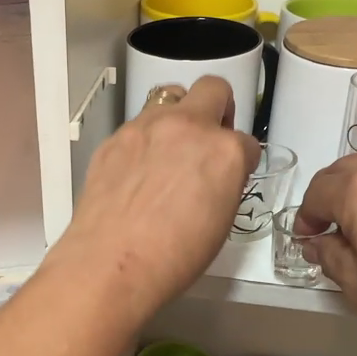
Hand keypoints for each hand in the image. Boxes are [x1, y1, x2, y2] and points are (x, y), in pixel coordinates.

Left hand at [48, 75, 258, 316]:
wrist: (110, 266)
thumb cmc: (172, 259)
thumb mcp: (220, 224)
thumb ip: (224, 185)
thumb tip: (216, 177)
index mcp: (224, 152)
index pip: (245, 142)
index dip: (240, 161)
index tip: (230, 175)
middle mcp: (187, 127)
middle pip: (213, 89)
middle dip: (217, 108)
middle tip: (208, 139)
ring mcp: (145, 128)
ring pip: (169, 100)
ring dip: (176, 120)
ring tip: (167, 157)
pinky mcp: (114, 139)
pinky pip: (136, 127)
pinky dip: (143, 142)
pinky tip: (135, 174)